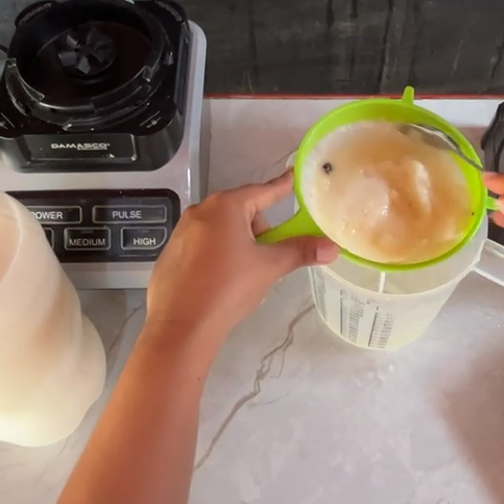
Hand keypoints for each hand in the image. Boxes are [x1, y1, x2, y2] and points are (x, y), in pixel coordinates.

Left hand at [145, 173, 336, 352]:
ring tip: (242, 275)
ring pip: (222, 229)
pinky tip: (218, 282)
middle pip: (242, 211)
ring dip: (238, 243)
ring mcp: (182, 231)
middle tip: (265, 258)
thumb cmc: (228, 287)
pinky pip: (202, 245)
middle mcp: (200, 210)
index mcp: (225, 206)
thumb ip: (300, 251)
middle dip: (259, 231)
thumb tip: (333, 247)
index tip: (292, 177)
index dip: (281, 187)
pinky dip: (216, 255)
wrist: (181, 326)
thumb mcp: (269, 267)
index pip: (262, 191)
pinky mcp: (171, 253)